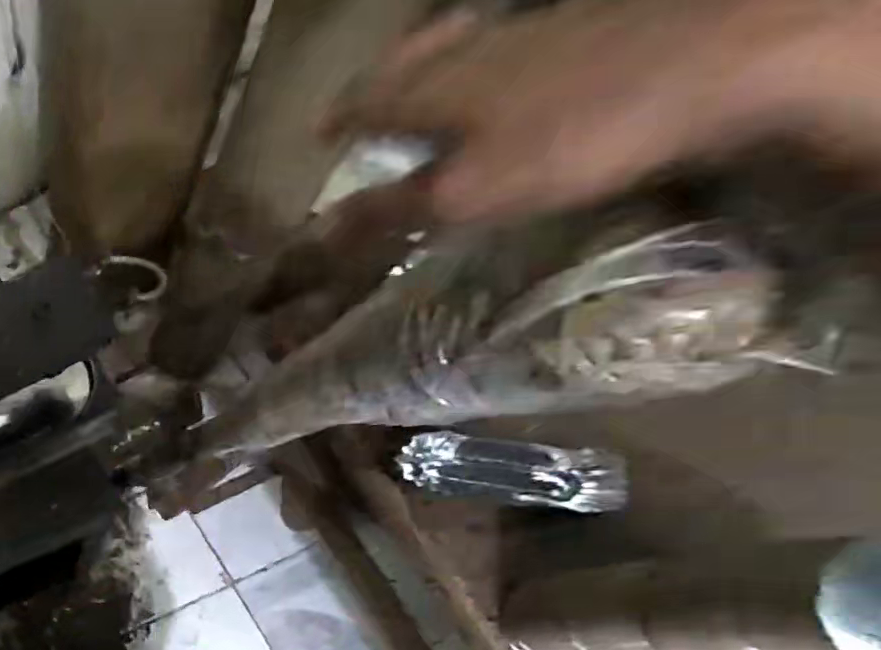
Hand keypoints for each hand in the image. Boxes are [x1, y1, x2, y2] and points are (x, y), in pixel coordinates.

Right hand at [327, 0, 876, 222]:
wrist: (723, 63)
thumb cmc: (569, 141)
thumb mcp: (463, 196)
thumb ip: (389, 209)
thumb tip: (319, 229)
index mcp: (435, 89)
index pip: (367, 99)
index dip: (340, 116)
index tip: (319, 133)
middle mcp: (476, 49)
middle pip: (412, 57)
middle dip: (379, 79)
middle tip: (362, 99)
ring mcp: (537, 30)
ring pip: (463, 41)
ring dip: (429, 62)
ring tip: (419, 81)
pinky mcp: (590, 27)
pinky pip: (510, 41)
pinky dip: (484, 59)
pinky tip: (498, 74)